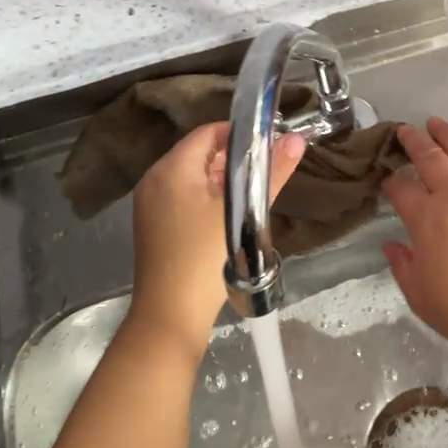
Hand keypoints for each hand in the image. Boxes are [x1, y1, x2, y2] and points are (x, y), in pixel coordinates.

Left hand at [129, 123, 305, 351]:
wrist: (170, 316)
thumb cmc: (204, 258)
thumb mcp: (244, 212)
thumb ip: (272, 173)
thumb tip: (297, 140)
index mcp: (171, 169)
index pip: (209, 132)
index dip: (241, 134)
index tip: (270, 144)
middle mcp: (154, 179)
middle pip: (200, 153)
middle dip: (235, 159)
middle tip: (267, 171)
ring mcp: (150, 204)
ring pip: (194, 177)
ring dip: (223, 180)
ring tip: (255, 193)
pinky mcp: (154, 225)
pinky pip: (184, 197)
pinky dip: (208, 198)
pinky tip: (232, 215)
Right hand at [380, 118, 447, 360]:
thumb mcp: (420, 295)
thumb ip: (402, 265)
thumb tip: (391, 244)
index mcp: (426, 219)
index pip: (401, 188)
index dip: (391, 181)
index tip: (387, 179)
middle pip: (429, 158)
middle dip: (413, 141)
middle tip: (404, 131)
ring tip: (436, 122)